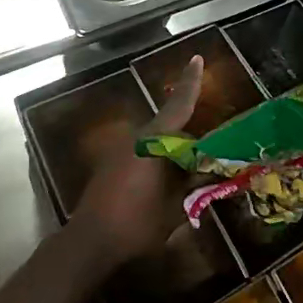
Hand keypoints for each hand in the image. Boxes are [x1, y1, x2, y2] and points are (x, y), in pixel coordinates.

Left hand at [69, 55, 202, 264]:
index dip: (190, 84)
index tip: (197, 59)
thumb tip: (207, 172)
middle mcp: (134, 140)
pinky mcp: (110, 167)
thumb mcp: (173, 209)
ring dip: (173, 152)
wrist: (90, 242)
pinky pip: (142, 155)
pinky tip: (169, 183)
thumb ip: (192, 187)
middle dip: (190, 138)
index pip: (177, 106)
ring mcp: (119, 153)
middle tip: (212, 154)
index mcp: (151, 142)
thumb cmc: (135, 225)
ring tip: (194, 172)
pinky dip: (158, 162)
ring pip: (155, 143)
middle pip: (169, 127)